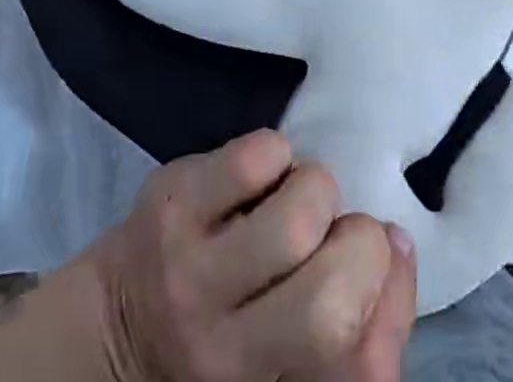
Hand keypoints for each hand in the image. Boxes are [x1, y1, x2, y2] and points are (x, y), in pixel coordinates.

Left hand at [68, 128, 417, 381]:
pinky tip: (261, 175)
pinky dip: (277, 153)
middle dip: (359, 244)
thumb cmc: (223, 337)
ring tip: (297, 198)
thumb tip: (398, 243)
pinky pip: (255, 156)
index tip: (377, 266)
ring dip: (318, 192)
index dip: (391, 298)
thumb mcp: (292, 356)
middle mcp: (223, 349)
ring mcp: (190, 272)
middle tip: (336, 232)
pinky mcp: (171, 204)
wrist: (114, 325)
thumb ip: (364, 323)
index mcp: (264, 381)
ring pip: (299, 214)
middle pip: (329, 296)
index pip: (361, 365)